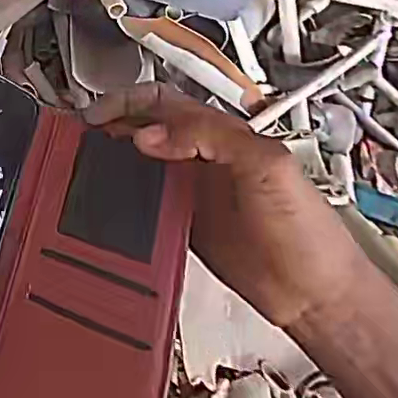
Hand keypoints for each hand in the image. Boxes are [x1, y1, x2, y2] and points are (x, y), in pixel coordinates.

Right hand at [85, 83, 372, 330]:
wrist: (316, 295)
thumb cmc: (308, 232)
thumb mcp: (266, 165)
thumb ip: (210, 137)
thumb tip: (150, 135)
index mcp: (223, 134)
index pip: (164, 103)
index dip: (127, 102)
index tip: (99, 114)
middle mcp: (203, 158)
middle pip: (146, 126)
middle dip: (111, 122)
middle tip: (82, 131)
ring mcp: (191, 190)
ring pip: (140, 160)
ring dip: (112, 153)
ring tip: (86, 156)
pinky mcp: (183, 221)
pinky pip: (144, 197)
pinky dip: (122, 190)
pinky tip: (110, 193)